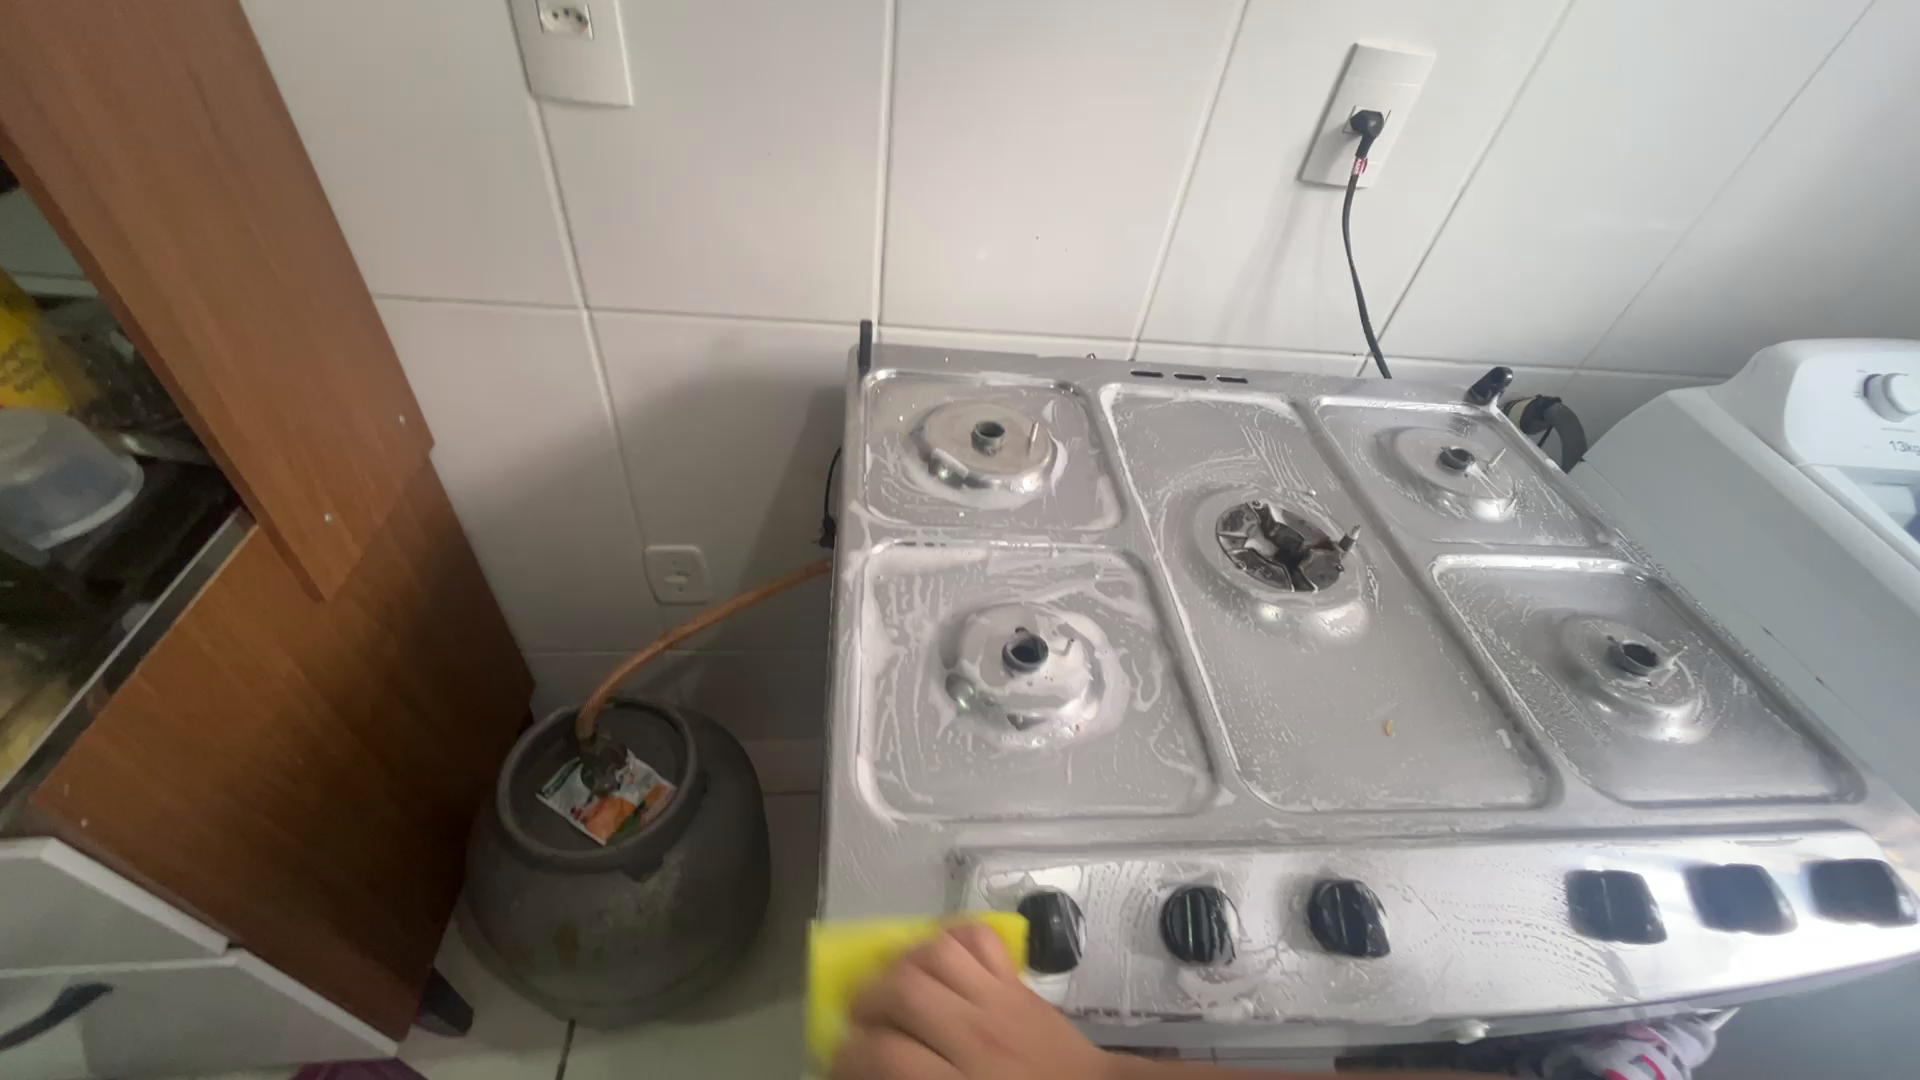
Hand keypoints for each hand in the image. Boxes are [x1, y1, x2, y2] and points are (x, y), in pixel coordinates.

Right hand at [831, 922, 1116, 1079]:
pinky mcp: (1017, 982)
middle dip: (867, 1001)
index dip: (848, 1058)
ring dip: (902, 962)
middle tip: (859, 1021)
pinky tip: (935, 955)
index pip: (885, 1056)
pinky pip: (978, 937)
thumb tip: (875, 1068)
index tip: (839, 1062)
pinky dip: (950, 935)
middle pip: (904, 990)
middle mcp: (977, 1035)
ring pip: (936, 953)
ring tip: (892, 982)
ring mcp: (1001, 1000)